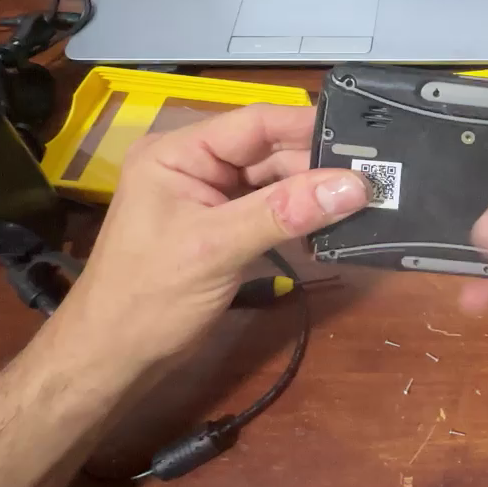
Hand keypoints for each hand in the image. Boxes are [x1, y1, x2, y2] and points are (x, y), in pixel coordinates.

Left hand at [54, 105, 367, 370]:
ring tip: (369, 198)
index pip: (257, 122)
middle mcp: (200, 163)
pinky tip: (338, 223)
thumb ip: (286, 212)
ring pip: (280, 179)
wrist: (110, 364)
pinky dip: (304, 215)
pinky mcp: (229, 223)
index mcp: (181, 151)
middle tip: (378, 174)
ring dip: (317, 192)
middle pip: (274, 150)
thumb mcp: (217, 248)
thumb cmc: (147, 299)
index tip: (364, 136)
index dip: (310, 127)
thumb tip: (356, 186)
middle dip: (320, 165)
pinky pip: (277, 207)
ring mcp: (215, 194)